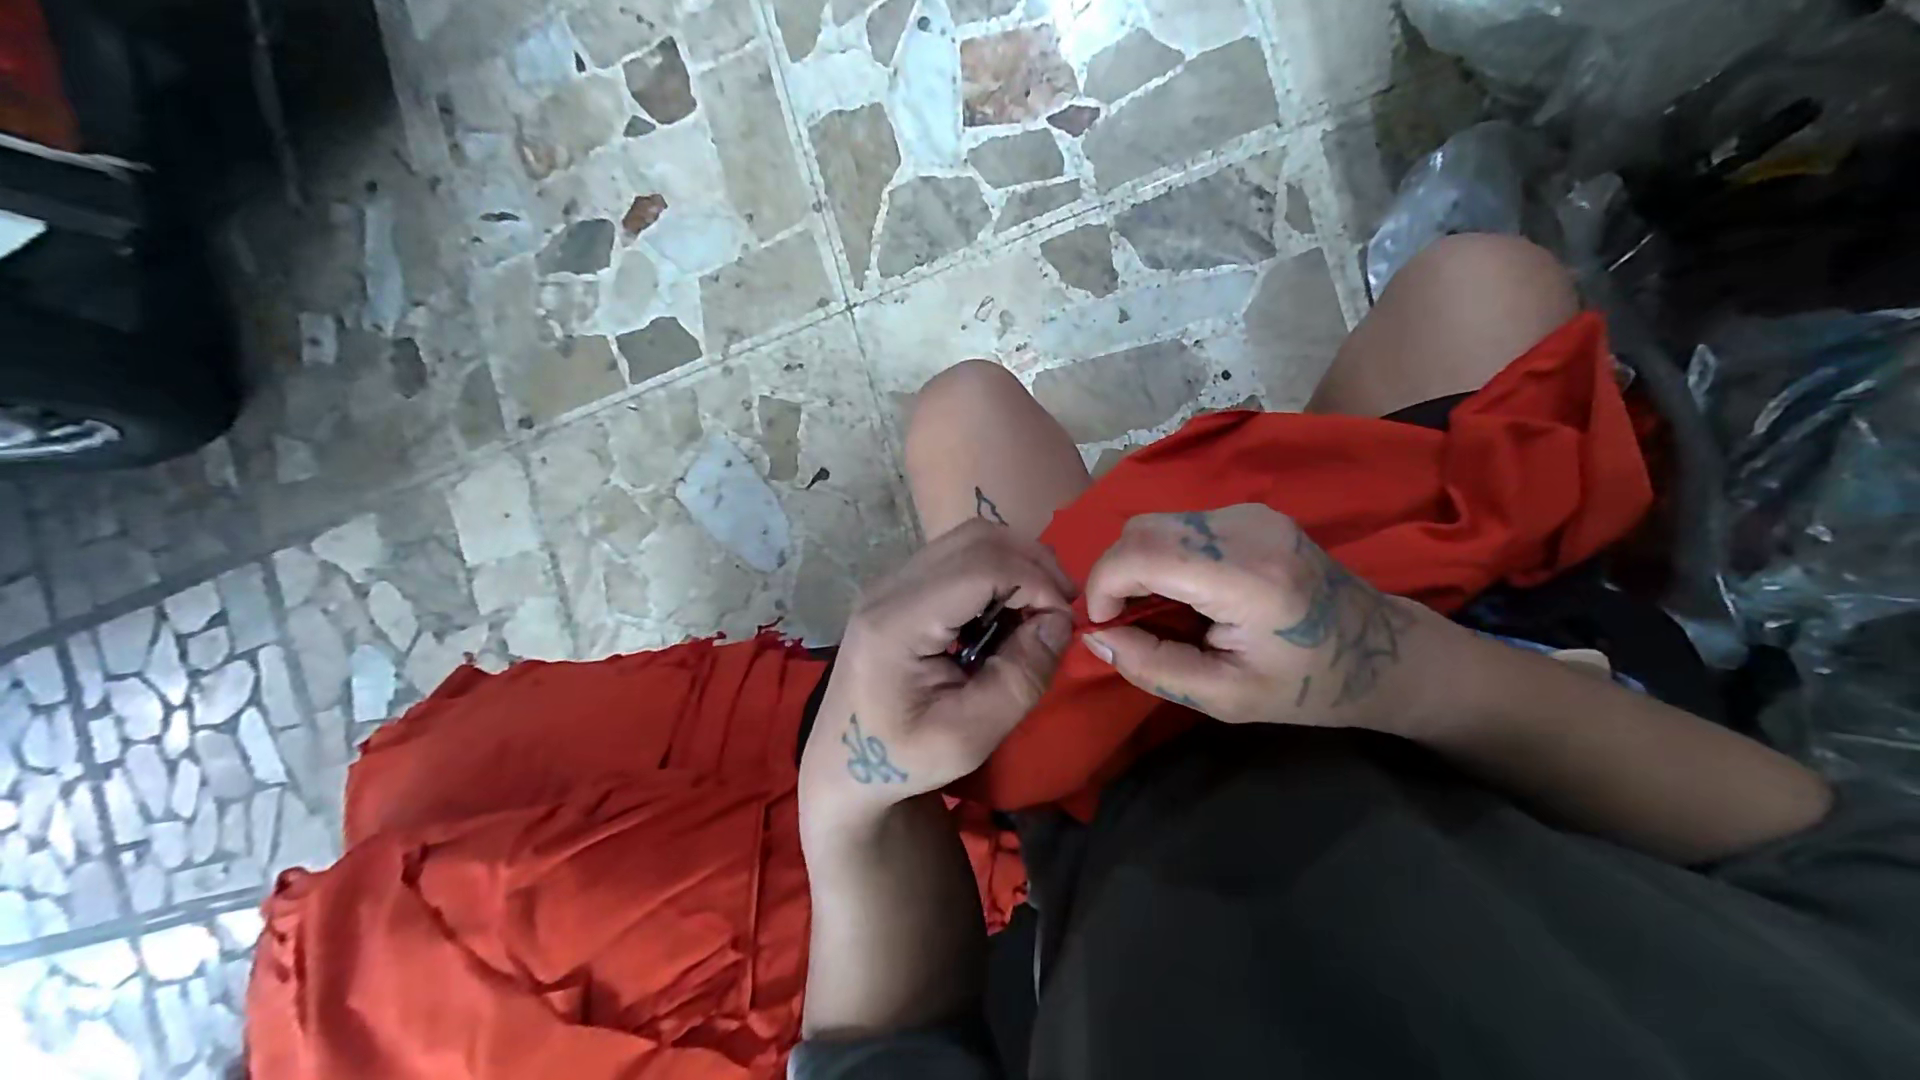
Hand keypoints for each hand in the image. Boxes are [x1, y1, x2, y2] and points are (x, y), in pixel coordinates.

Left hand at [801, 520, 1076, 826]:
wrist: (845, 763)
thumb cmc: (903, 758)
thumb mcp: (969, 736)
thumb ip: (1019, 678)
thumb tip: (1061, 621)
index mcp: (897, 623)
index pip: (981, 566)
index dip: (1036, 583)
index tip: (1063, 624)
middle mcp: (889, 588)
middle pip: (976, 538)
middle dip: (1031, 564)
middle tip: (1059, 610)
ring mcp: (890, 582)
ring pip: (968, 540)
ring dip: (1014, 565)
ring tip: (1036, 611)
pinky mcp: (898, 588)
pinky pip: (956, 557)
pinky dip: (994, 573)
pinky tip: (1003, 613)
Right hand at [1082, 504, 1443, 731]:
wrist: (1382, 653)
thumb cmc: (1308, 687)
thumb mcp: (1225, 698)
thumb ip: (1153, 667)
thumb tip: (1096, 638)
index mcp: (1248, 578)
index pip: (1141, 552)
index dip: (1103, 585)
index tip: (1104, 625)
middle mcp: (1246, 528)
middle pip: (1140, 529)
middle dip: (1114, 574)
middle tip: (1125, 621)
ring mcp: (1250, 513)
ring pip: (1154, 523)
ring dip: (1136, 565)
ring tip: (1155, 610)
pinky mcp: (1250, 512)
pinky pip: (1178, 525)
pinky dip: (1161, 556)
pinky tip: (1182, 591)